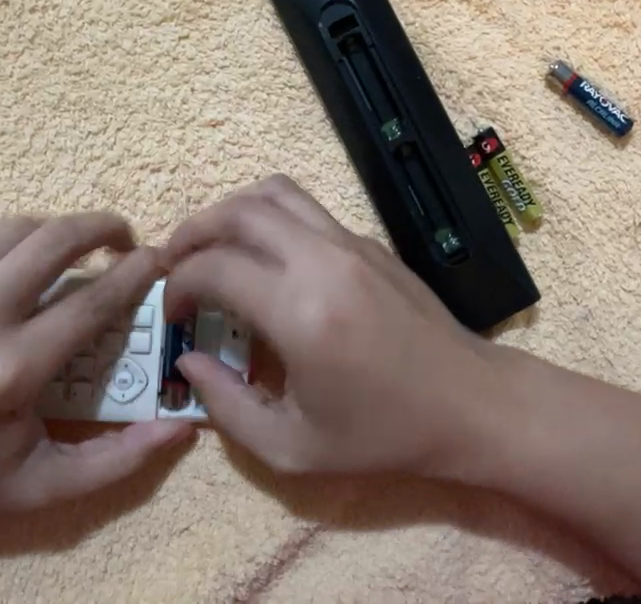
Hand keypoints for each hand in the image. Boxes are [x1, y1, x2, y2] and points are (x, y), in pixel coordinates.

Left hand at [0, 214, 193, 542]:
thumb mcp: (35, 491)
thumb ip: (117, 461)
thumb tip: (185, 427)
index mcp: (11, 372)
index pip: (97, 297)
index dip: (138, 270)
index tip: (158, 258)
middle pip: (57, 238)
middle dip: (104, 226)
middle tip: (120, 238)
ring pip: (11, 228)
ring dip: (49, 234)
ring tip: (62, 252)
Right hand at [163, 175, 504, 478]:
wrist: (468, 402)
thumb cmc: (382, 435)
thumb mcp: (292, 447)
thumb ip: (226, 406)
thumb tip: (188, 359)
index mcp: (302, 312)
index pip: (215, 266)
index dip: (177, 284)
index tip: (172, 314)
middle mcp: (324, 260)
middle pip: (240, 210)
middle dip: (193, 231)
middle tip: (173, 265)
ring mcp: (351, 242)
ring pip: (276, 193)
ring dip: (231, 212)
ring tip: (212, 249)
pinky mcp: (368, 240)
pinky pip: (307, 208)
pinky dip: (269, 218)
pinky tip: (264, 259)